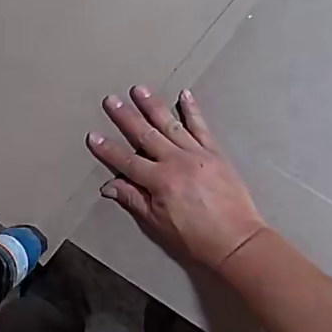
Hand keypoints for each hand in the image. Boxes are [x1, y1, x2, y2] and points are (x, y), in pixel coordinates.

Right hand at [87, 85, 269, 269]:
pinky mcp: (215, 154)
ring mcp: (197, 155)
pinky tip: (185, 95)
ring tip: (140, 89)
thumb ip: (133, 199)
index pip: (127, 161)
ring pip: (170, 124)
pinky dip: (192, 110)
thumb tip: (109, 186)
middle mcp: (177, 162)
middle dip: (126, 117)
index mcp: (160, 181)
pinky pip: (201, 127)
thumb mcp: (158, 223)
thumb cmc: (198, 238)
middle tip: (112, 100)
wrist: (238, 242)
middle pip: (145, 135)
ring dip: (153, 105)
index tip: (93, 136)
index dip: (108, 149)